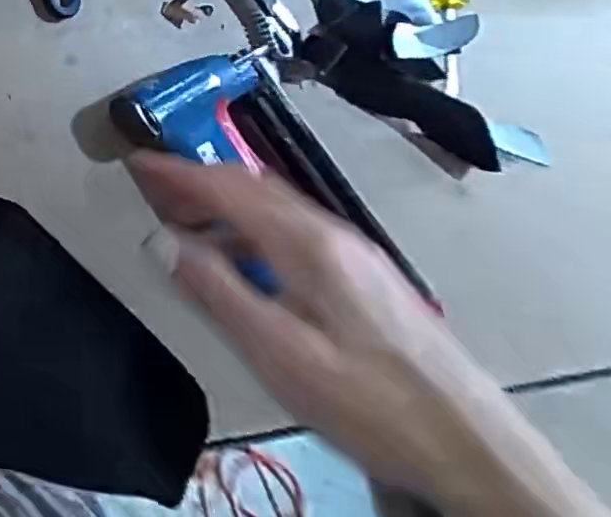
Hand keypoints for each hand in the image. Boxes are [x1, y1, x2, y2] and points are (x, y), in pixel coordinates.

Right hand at [129, 154, 609, 516]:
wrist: (474, 448)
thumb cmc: (369, 402)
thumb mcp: (281, 354)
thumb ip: (219, 291)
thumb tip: (165, 242)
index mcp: (306, 242)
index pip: (227, 187)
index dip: (177, 172)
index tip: (136, 161)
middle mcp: (328, 231)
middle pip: (250, 185)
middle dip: (196, 180)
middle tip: (152, 190)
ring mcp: (349, 249)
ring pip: (271, 205)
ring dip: (222, 203)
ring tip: (184, 224)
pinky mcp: (360, 271)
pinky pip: (290, 227)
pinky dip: (249, 226)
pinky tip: (239, 258)